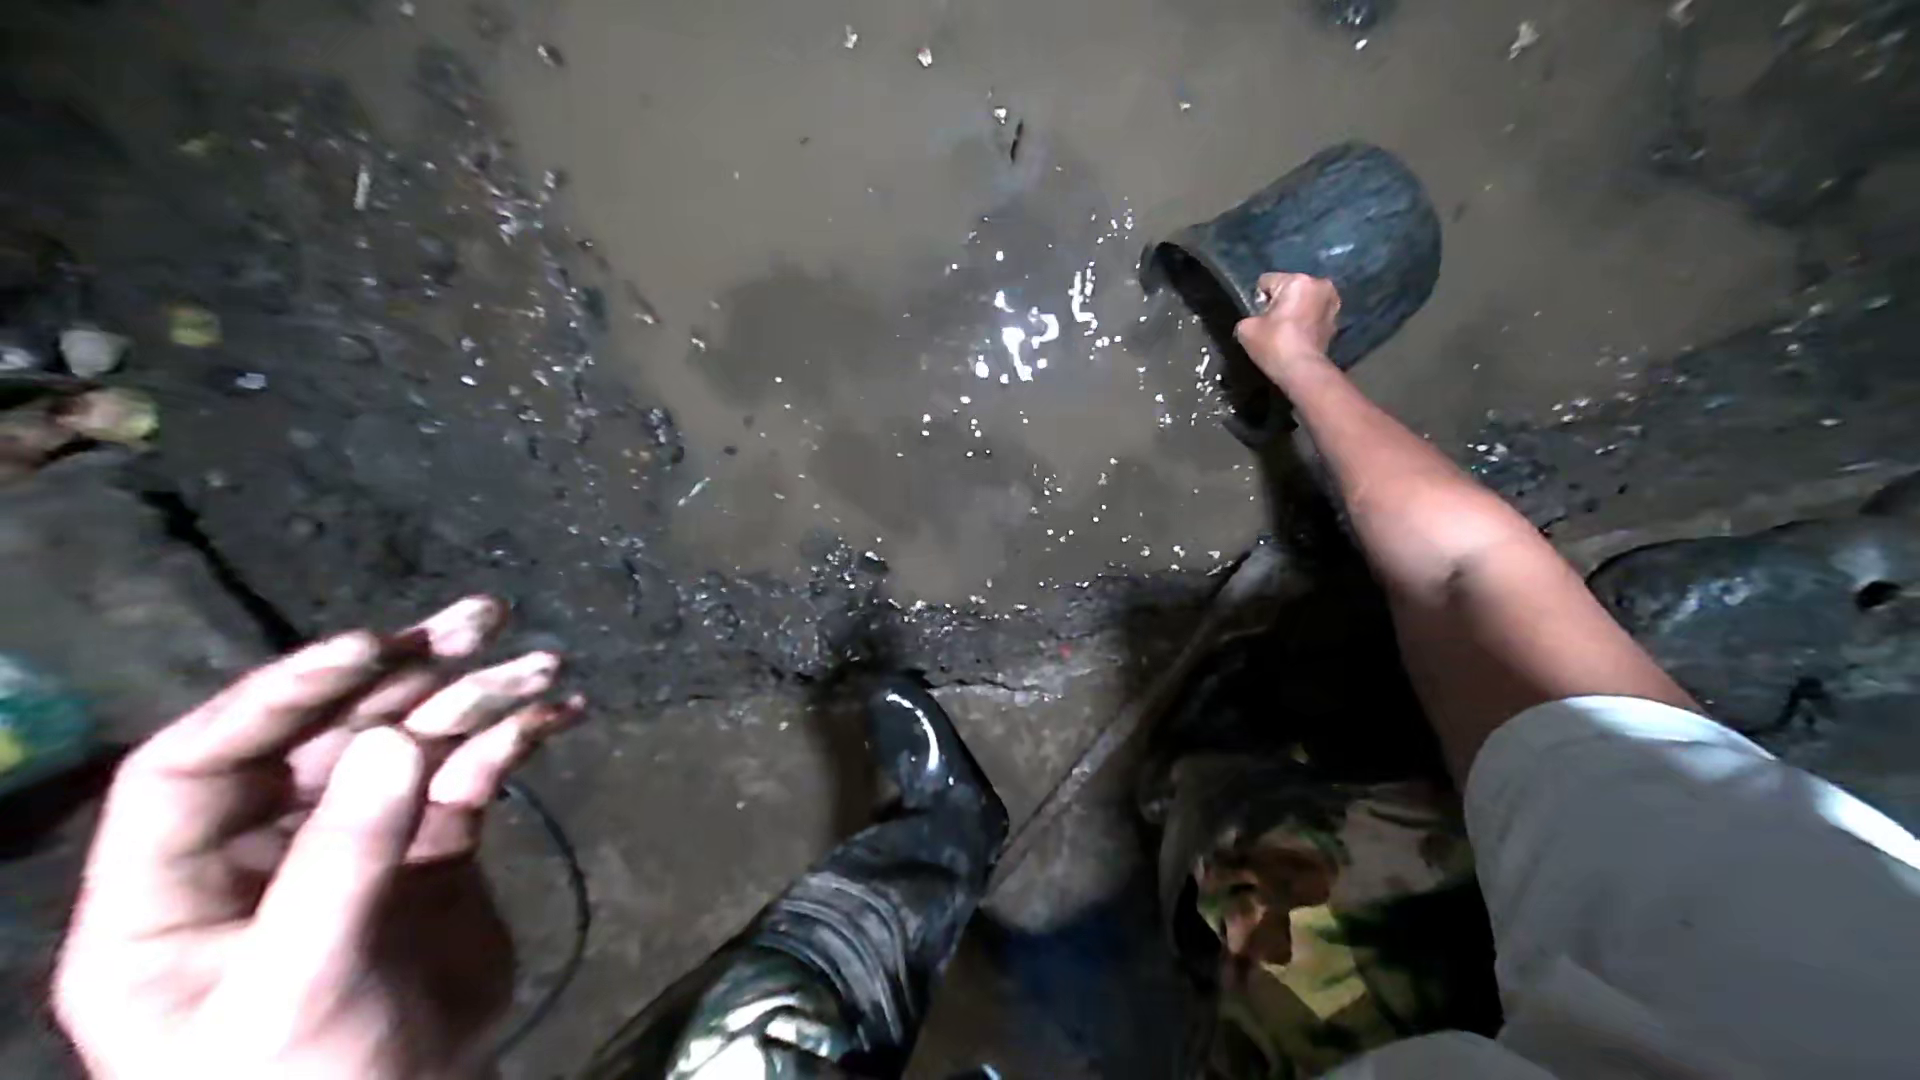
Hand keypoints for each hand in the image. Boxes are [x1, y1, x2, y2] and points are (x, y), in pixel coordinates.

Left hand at [53, 597, 583, 1079]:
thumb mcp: (302, 982)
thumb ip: (341, 859)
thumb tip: (392, 740)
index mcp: (180, 886)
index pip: (203, 760)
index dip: (282, 692)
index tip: (370, 646)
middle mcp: (270, 842)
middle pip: (334, 731)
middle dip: (411, 670)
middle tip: (483, 619)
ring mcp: (366, 835)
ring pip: (419, 740)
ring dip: (485, 695)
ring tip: (546, 667)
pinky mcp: (439, 841)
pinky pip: (478, 772)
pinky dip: (521, 739)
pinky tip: (565, 716)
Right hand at [1233, 272, 1342, 380]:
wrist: (1302, 369)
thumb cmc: (1274, 344)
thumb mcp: (1245, 329)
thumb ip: (1248, 317)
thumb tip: (1255, 319)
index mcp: (1297, 281)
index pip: (1266, 281)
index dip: (1257, 299)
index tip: (1257, 317)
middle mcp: (1320, 284)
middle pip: (1289, 288)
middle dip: (1280, 302)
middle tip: (1272, 324)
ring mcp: (1332, 302)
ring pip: (1304, 300)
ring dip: (1296, 310)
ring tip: (1287, 330)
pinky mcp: (1336, 320)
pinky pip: (1314, 314)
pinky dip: (1306, 321)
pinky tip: (1298, 336)